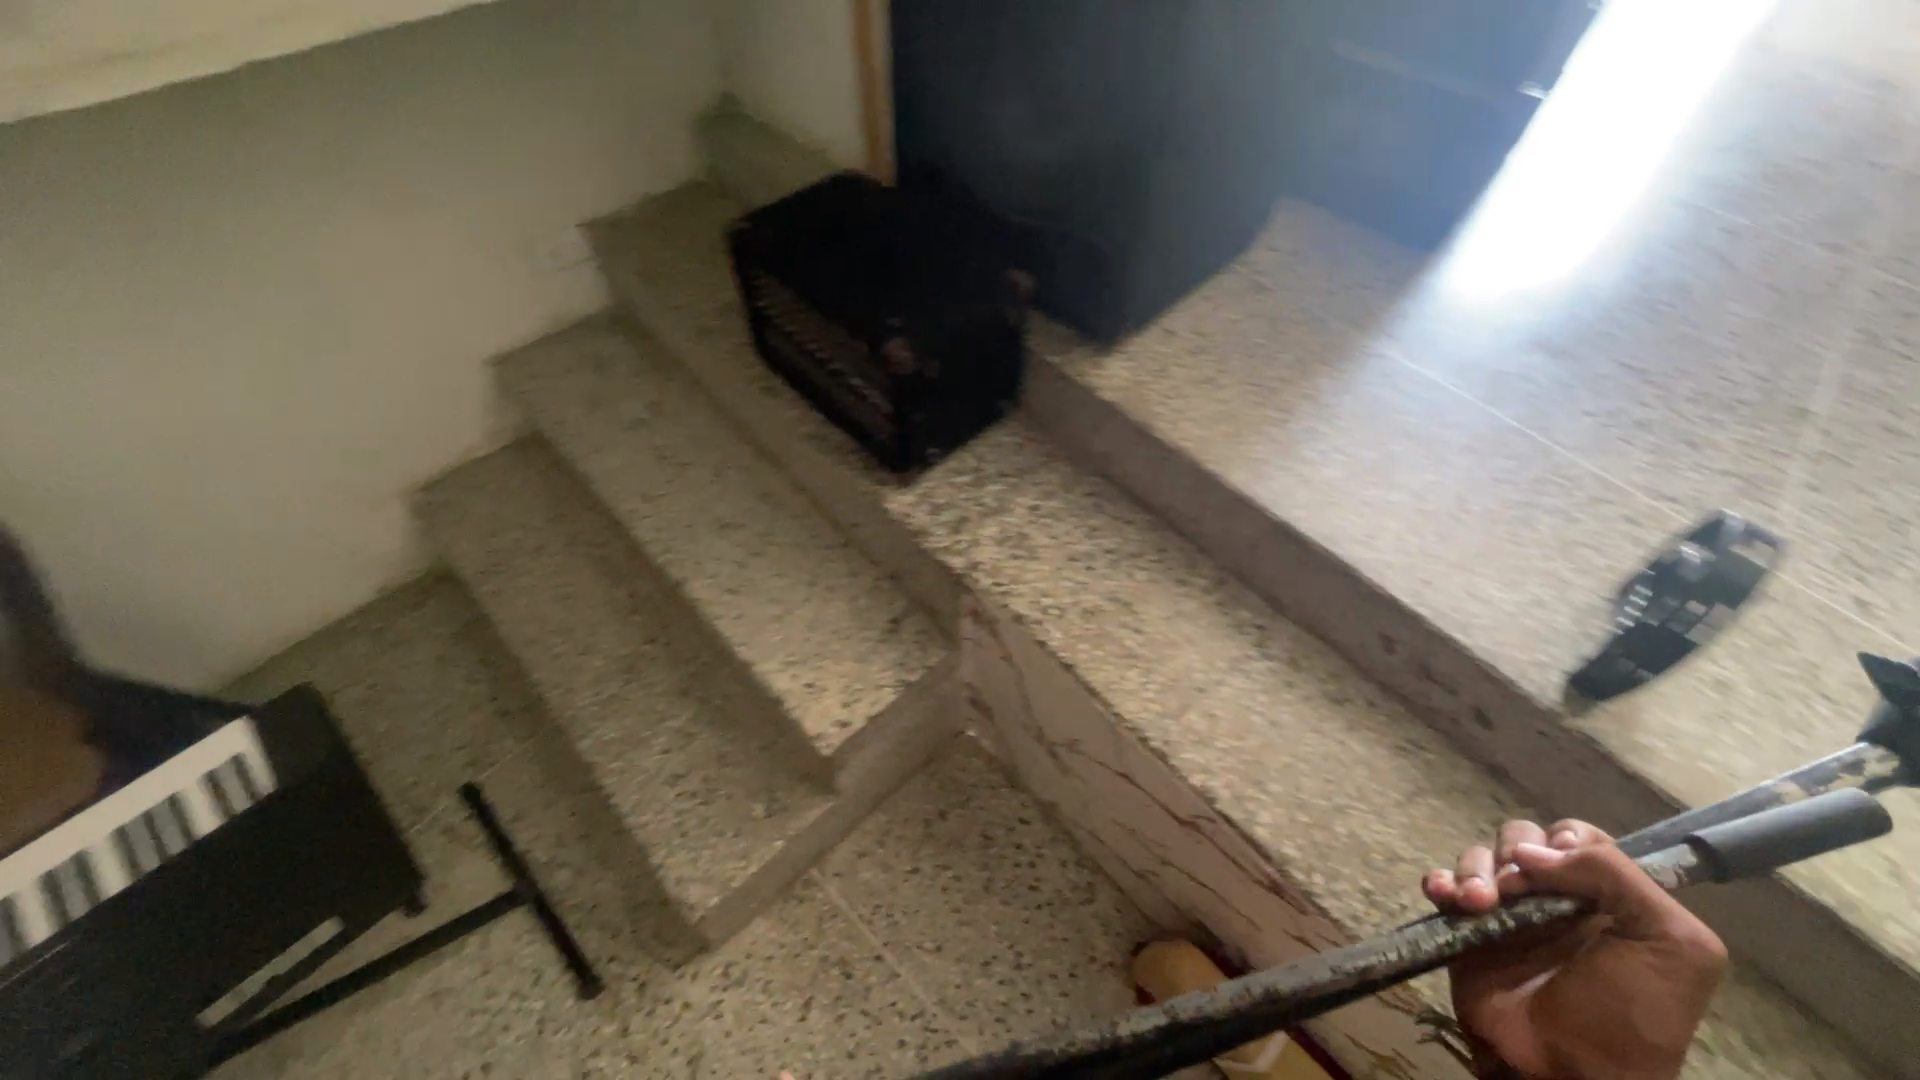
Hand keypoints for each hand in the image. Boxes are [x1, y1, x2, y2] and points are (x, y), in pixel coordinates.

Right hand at [1423, 820, 1727, 1079]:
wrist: (1568, 1073)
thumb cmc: (1629, 1013)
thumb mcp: (1671, 943)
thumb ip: (1617, 876)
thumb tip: (1532, 852)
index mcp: (1609, 899)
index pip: (1578, 837)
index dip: (1565, 838)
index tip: (1561, 859)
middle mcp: (1556, 899)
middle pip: (1523, 838)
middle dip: (1513, 852)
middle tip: (1516, 888)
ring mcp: (1507, 913)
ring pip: (1479, 856)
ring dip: (1474, 870)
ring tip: (1477, 905)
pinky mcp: (1464, 928)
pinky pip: (1442, 884)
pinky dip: (1439, 882)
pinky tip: (1446, 901)